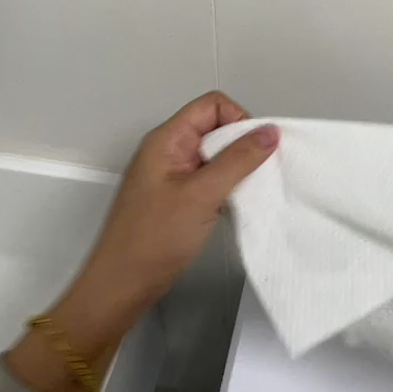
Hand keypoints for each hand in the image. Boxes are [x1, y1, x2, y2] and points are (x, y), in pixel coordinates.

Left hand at [8, 92, 276, 391]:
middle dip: (241, 144)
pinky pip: (208, 177)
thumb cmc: (156, 237)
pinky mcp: (175, 197)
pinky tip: (233, 205)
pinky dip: (225, 185)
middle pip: (215, 126)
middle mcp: (167, 150)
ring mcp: (170, 174)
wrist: (121, 286)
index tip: (254, 150)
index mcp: (167, 139)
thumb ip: (239, 159)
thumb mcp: (203, 194)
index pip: (212, 105)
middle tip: (256, 173)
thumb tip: (271, 131)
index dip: (238, 119)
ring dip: (235, 167)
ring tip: (246, 191)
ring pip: (214, 154)